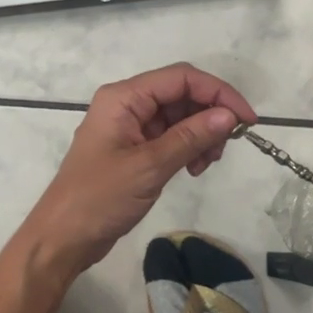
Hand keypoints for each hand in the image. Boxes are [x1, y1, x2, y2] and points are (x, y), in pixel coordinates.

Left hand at [16, 62, 254, 277]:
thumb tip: (229, 115)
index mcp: (123, 97)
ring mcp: (128, 126)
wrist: (64, 235)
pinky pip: (167, 135)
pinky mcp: (131, 148)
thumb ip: (190, 137)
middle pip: (179, 94)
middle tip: (224, 149)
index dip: (218, 92)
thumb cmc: (100, 197)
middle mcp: (125, 104)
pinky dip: (186, 147)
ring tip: (205, 164)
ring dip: (199, 134)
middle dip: (209, 115)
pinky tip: (192, 168)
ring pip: (177, 116)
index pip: (180, 78)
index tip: (247, 121)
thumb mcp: (150, 166)